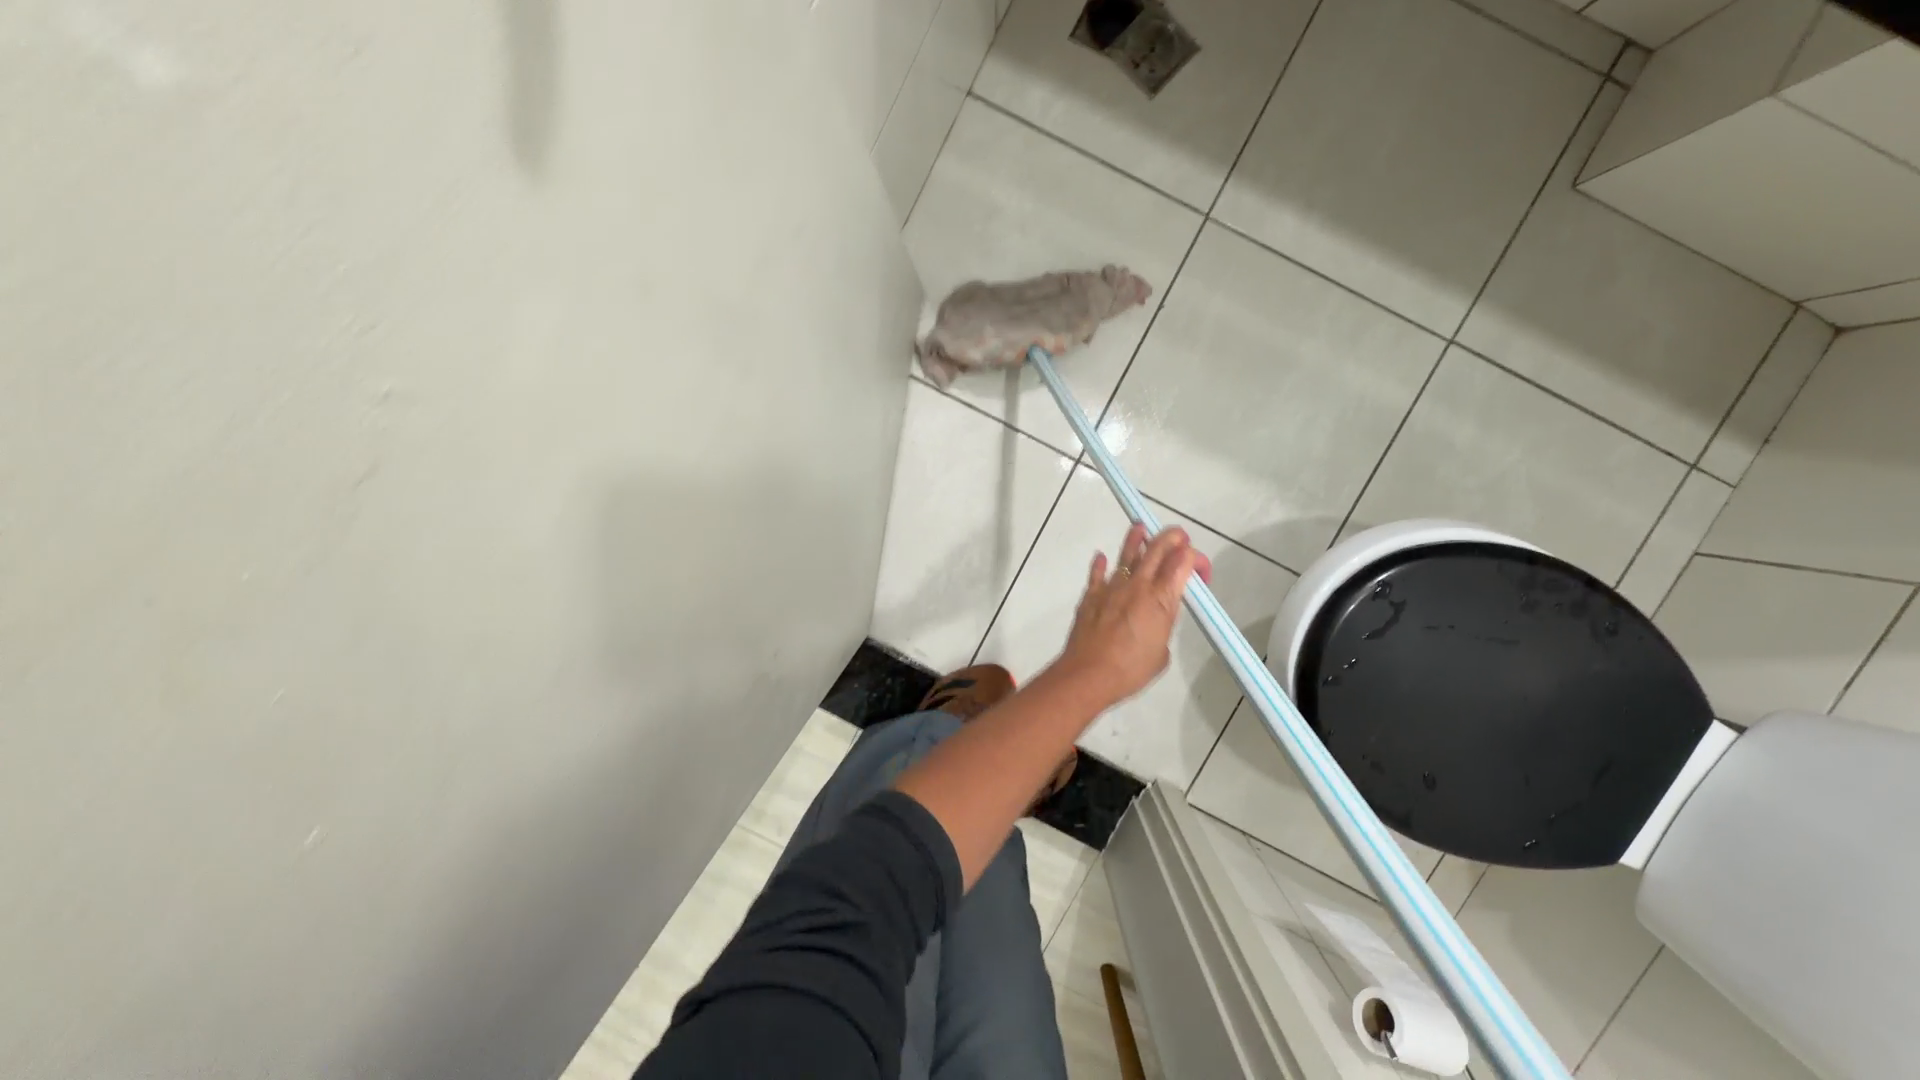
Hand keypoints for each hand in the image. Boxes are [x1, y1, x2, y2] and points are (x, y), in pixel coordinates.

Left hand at [1053, 524, 1211, 708]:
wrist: (1088, 675)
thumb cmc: (1131, 670)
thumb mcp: (1161, 651)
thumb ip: (1163, 626)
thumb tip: (1157, 619)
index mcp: (1162, 598)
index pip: (1184, 561)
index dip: (1196, 559)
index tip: (1201, 573)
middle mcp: (1138, 585)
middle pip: (1158, 548)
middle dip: (1172, 537)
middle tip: (1179, 537)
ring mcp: (1112, 587)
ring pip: (1127, 554)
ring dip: (1136, 539)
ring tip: (1140, 528)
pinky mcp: (1091, 595)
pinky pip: (1097, 574)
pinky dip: (1101, 564)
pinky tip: (1102, 558)